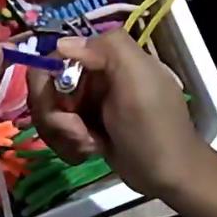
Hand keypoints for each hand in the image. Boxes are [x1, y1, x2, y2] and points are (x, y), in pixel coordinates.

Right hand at [26, 31, 215, 200]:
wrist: (169, 174)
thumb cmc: (153, 126)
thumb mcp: (138, 79)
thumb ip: (108, 48)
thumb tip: (62, 43)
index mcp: (109, 58)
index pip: (58, 54)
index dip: (51, 78)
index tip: (63, 103)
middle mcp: (95, 77)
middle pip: (47, 85)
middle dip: (56, 114)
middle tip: (78, 132)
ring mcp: (89, 104)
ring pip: (49, 111)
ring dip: (64, 133)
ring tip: (89, 145)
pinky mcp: (85, 129)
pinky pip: (57, 131)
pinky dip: (69, 144)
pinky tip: (90, 151)